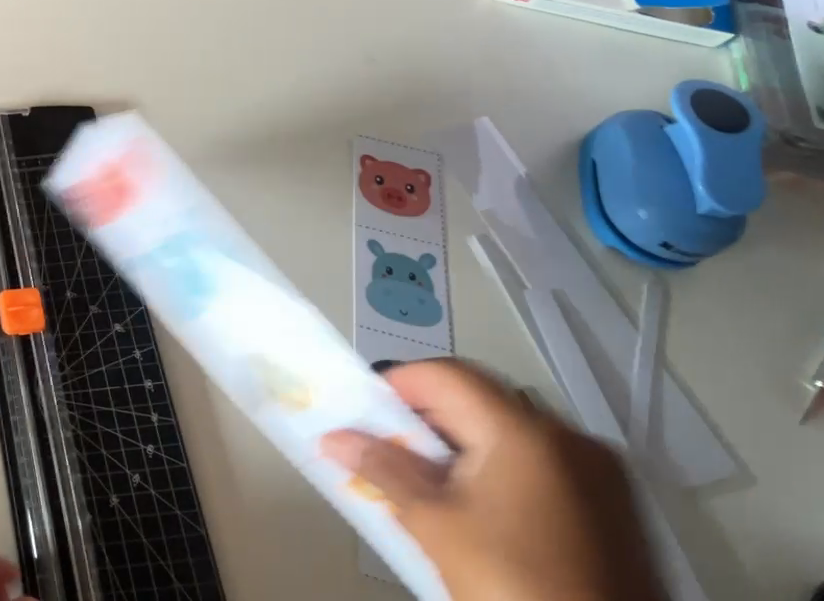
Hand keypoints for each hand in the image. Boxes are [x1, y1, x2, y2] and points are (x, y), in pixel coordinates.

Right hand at [321, 359, 663, 600]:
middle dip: (425, 420)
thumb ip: (382, 468)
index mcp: (524, 432)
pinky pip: (540, 461)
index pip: (443, 375)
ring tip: (430, 486)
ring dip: (461, 444)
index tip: (367, 417)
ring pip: (508, 430)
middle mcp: (569, 438)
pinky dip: (500, 468)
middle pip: (477, 398)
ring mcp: (600, 472)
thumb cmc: (516, 586)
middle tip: (390, 452)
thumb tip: (339, 439)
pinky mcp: (614, 505)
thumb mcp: (433, 524)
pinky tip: (479, 509)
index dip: (396, 388)